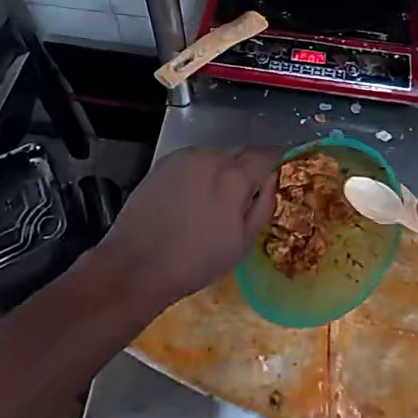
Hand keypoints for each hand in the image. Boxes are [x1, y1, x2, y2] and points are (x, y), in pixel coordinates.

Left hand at [93, 146, 278, 307]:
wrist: (137, 264)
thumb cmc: (196, 261)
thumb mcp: (242, 243)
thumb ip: (263, 205)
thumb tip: (271, 179)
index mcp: (234, 176)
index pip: (266, 154)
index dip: (276, 160)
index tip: (280, 170)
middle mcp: (210, 157)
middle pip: (240, 153)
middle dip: (247, 169)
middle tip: (244, 197)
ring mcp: (184, 157)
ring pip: (215, 157)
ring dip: (221, 172)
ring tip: (211, 203)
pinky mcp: (164, 162)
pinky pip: (193, 162)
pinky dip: (199, 174)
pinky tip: (189, 199)